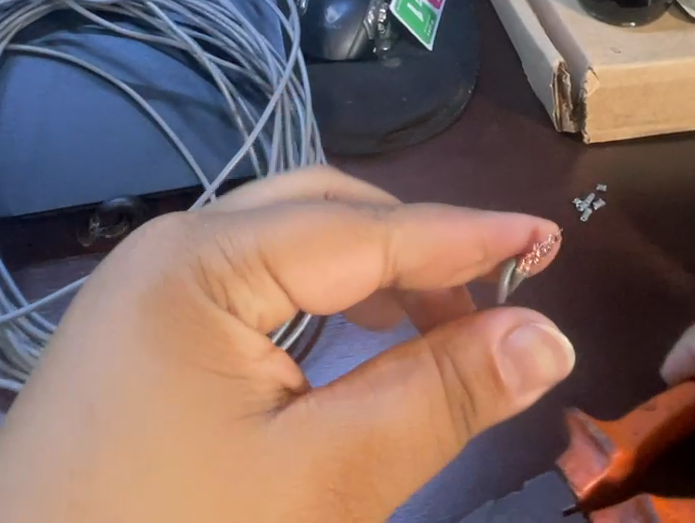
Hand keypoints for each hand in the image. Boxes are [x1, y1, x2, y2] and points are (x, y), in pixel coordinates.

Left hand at [0, 168, 573, 521]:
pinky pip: (256, 277)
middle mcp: (174, 242)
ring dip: (373, 268)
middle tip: (497, 294)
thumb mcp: (319, 482)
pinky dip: (322, 296)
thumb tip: (546, 337)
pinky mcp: (147, 320)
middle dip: (416, 245)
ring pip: (291, 239)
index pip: (364, 229)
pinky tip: (359, 331)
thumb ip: (437, 397)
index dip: (465, 235)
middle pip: (324, 212)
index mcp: (203, 259)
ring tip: (443, 316)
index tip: (547, 238)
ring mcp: (152, 278)